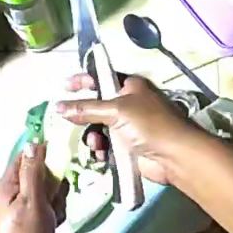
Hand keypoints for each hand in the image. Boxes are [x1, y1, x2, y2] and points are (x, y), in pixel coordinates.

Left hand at [0, 141, 62, 232]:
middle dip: (52, 184)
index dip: (43, 155)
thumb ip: (33, 172)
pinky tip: (54, 225)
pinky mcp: (27, 223)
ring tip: (54, 215)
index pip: (25, 157)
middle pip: (37, 174)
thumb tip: (32, 143)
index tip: (62, 160)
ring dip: (54, 201)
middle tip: (55, 199)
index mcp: (6, 185)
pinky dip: (52, 214)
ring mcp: (18, 209)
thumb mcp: (32, 201)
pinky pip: (44, 208)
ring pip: (44, 192)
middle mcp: (9, 194)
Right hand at [55, 74, 207, 187]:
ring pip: (99, 128)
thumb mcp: (115, 110)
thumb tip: (58, 107)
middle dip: (85, 116)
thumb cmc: (148, 124)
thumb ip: (85, 108)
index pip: (102, 77)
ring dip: (93, 136)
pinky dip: (101, 149)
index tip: (65, 86)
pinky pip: (106, 145)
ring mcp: (129, 126)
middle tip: (72, 121)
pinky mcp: (129, 146)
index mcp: (130, 86)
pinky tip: (101, 155)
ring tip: (96, 144)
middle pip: (97, 106)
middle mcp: (129, 103)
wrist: (175, 155)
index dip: (84, 80)